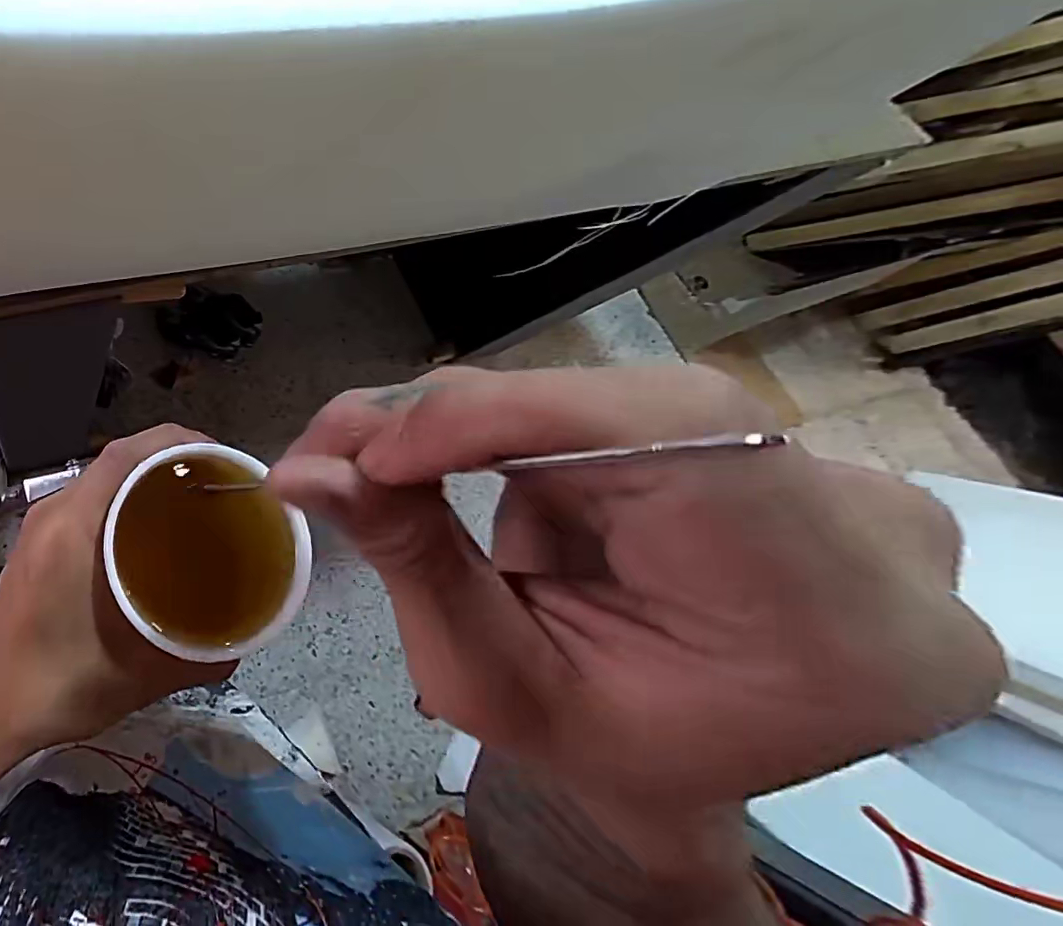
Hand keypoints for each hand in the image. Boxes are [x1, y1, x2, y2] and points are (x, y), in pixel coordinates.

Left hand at [0, 424, 238, 752]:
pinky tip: (147, 533)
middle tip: (215, 483)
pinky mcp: (36, 541)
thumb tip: (237, 639)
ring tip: (189, 503)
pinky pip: (87, 501)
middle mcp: (54, 512)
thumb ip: (199, 657)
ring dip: (144, 478)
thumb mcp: (141, 674)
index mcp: (74, 527)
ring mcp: (40, 524)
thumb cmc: (60, 685)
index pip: (125, 454)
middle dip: (169, 459)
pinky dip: (121, 501)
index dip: (177, 442)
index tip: (220, 459)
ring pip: (101, 479)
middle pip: (116, 459)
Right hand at [269, 366, 1002, 819]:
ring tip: (365, 466)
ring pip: (581, 392)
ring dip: (454, 423)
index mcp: (831, 617)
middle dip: (447, 421)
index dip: (498, 417)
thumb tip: (301, 471)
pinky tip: (428, 460)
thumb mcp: (482, 676)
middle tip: (331, 451)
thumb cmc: (584, 749)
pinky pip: (581, 403)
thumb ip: (405, 558)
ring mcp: (796, 468)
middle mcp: (850, 518)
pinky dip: (486, 427)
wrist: (660, 758)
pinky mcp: (726, 444)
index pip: (671, 434)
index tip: (370, 455)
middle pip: (610, 402)